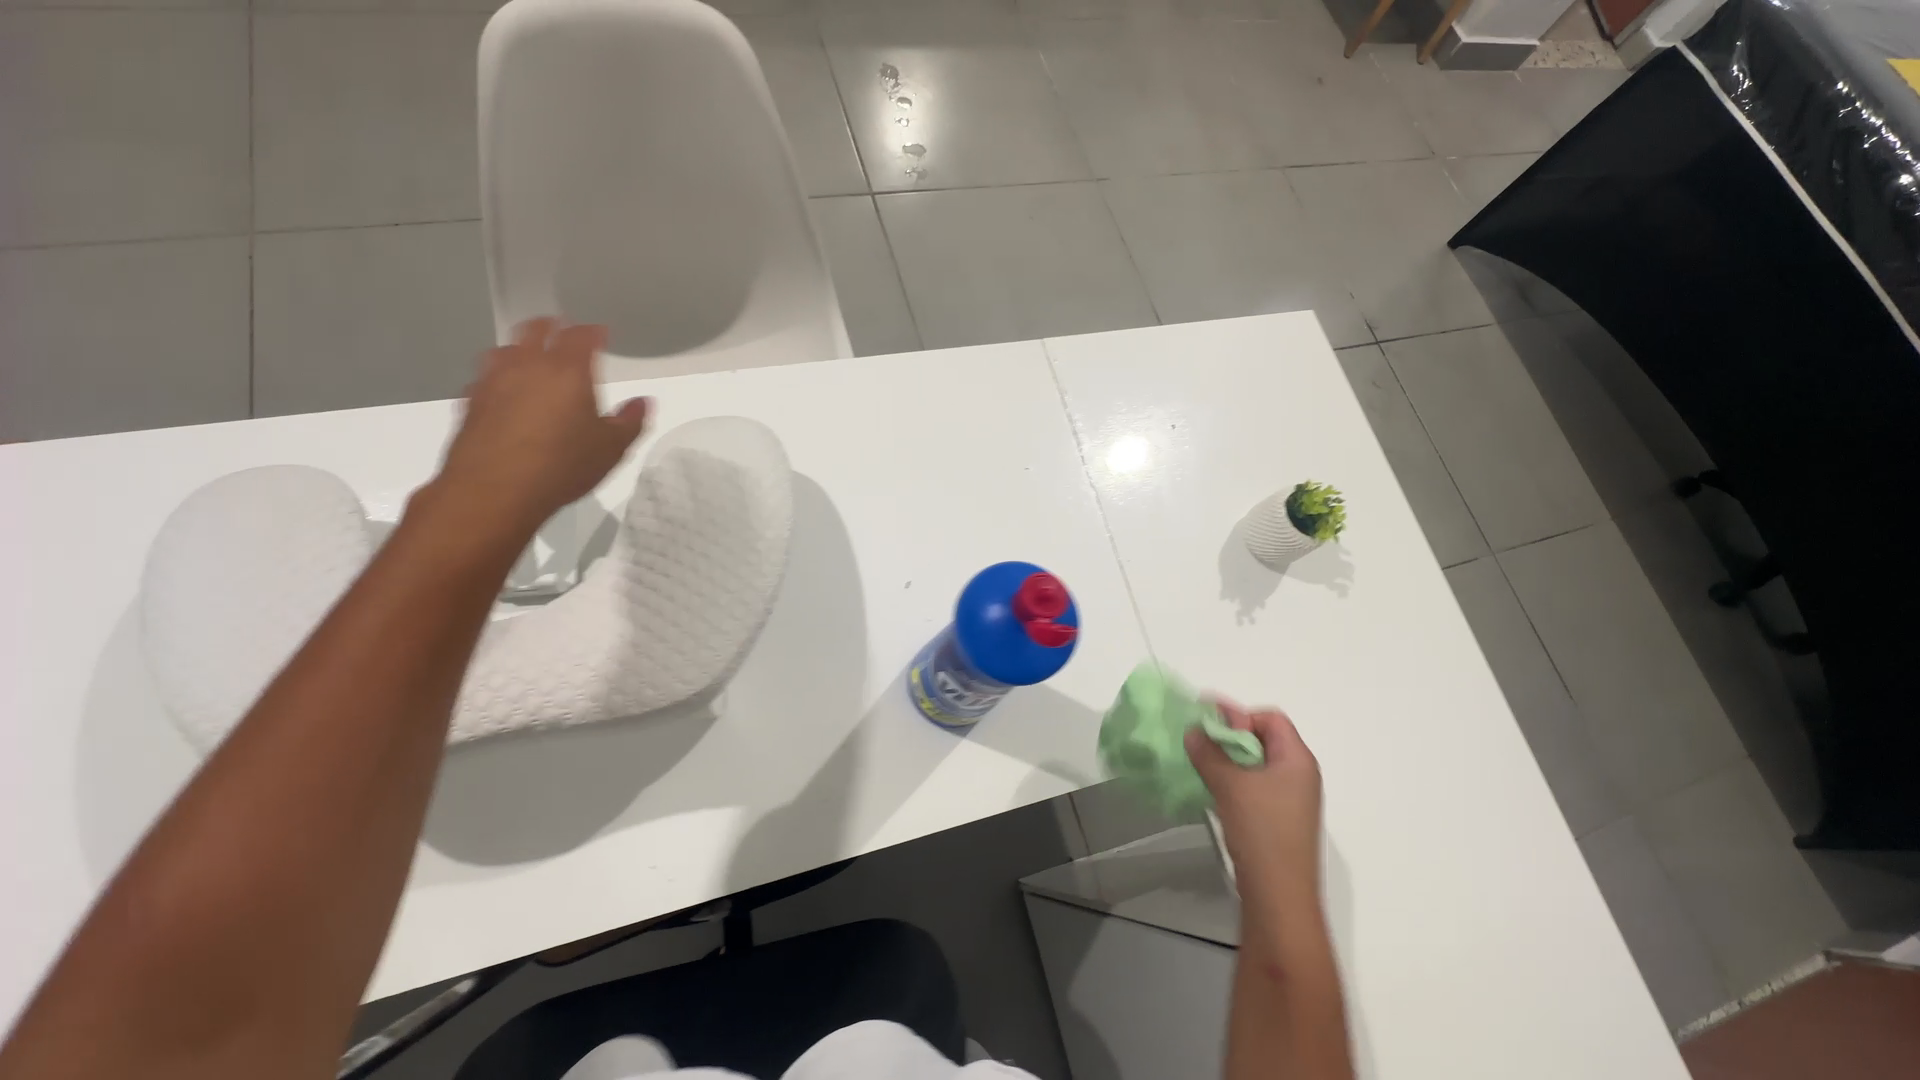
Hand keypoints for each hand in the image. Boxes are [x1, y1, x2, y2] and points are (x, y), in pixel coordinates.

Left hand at [427, 318, 649, 540]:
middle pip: (535, 330)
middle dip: (551, 327)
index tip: (601, 333)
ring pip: (505, 350)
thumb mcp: (611, 449)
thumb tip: (643, 402)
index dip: (593, 331)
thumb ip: (630, 422)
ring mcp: (493, 381)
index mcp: (568, 370)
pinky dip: (498, 378)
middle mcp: (528, 365)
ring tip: (529, 359)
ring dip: (520, 349)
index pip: (581, 335)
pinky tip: (504, 394)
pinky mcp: (470, 402)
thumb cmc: (563, 466)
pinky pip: (486, 379)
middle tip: (561, 331)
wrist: (494, 490)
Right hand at [1187, 702, 1322, 907]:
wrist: (1278, 896)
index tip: (1208, 727)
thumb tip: (1193, 730)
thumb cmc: (1261, 832)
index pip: (1270, 718)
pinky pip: (1254, 788)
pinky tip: (1212, 792)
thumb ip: (1209, 753)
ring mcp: (1290, 800)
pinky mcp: (1278, 821)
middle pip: (1263, 739)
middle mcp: (1299, 775)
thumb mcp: (1231, 785)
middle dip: (1229, 737)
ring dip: (1228, 761)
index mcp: (1297, 759)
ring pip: (1256, 766)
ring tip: (1200, 766)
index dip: (1239, 717)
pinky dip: (1232, 783)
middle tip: (1199, 743)